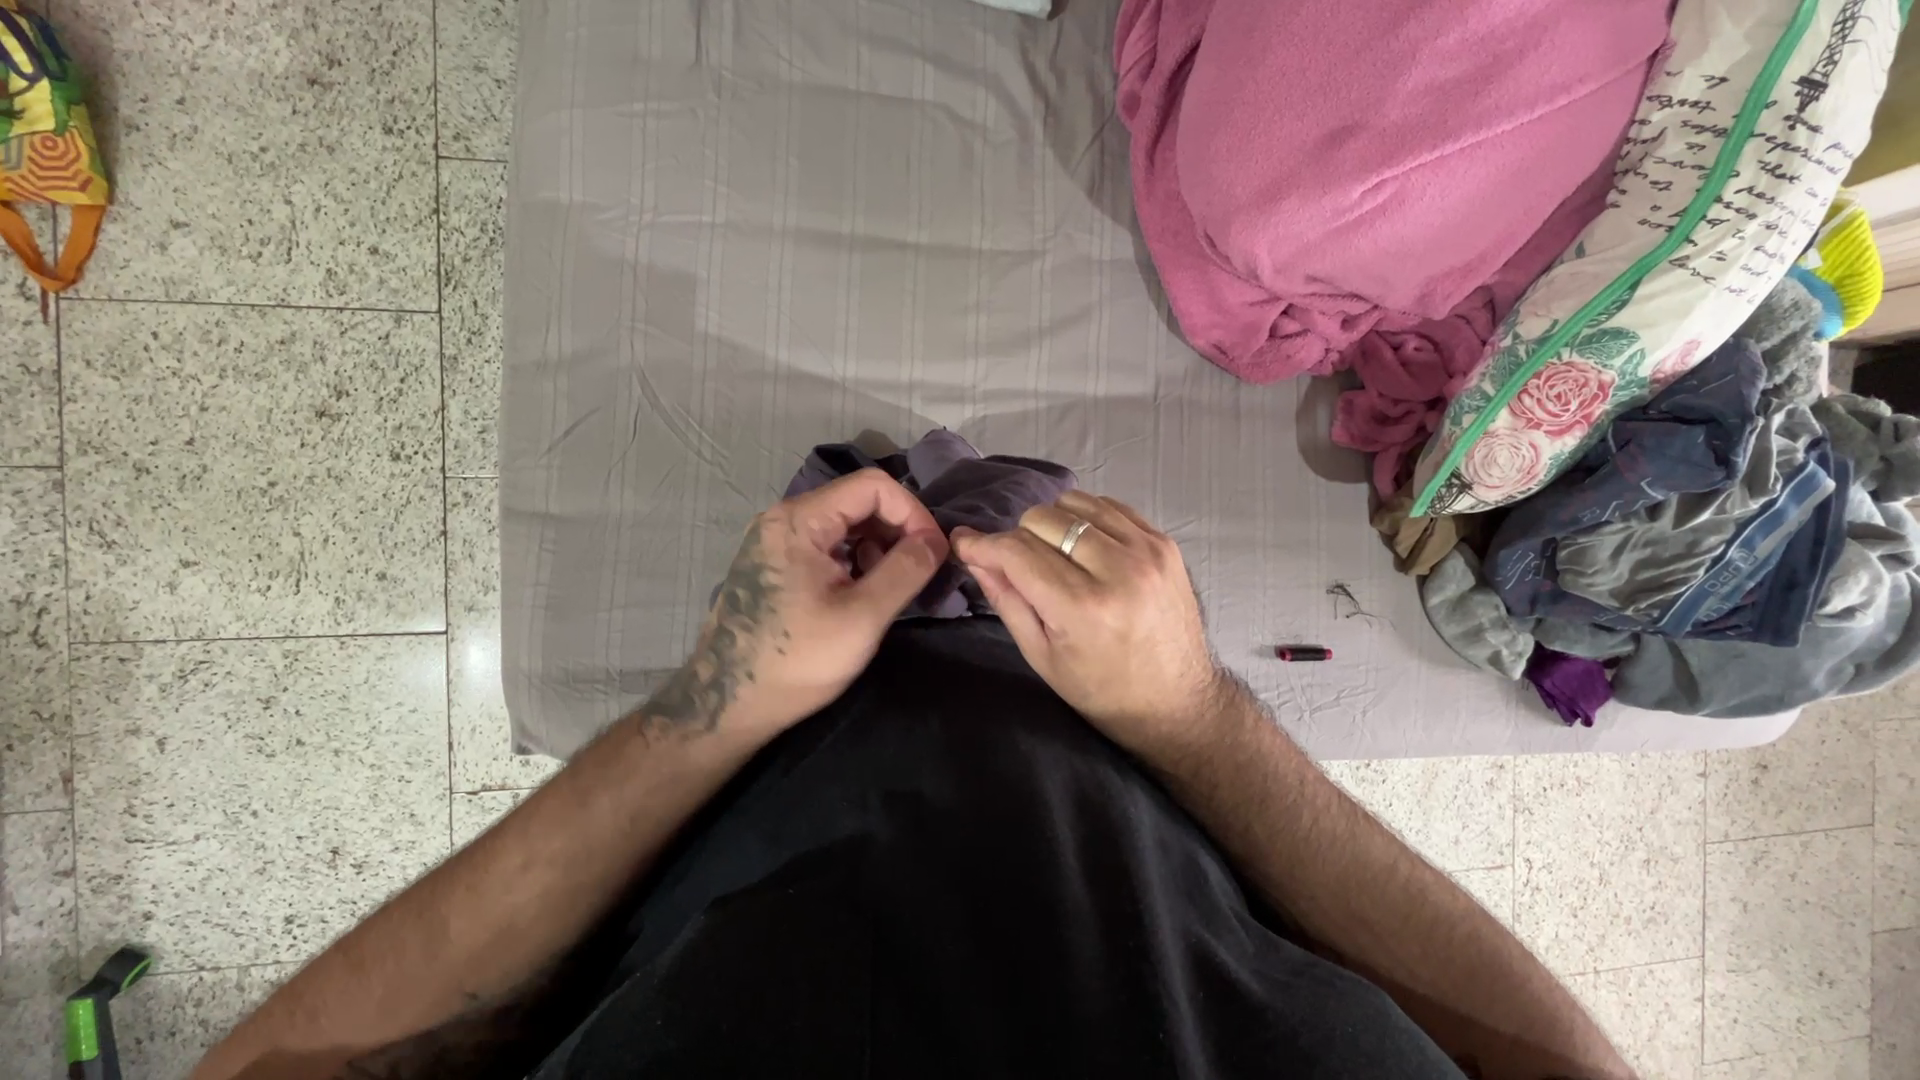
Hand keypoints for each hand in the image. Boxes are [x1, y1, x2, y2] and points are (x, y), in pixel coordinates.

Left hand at [644, 469, 948, 744]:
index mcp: (800, 520)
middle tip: (922, 570)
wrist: (730, 703)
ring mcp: (776, 540)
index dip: (912, 512)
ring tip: (896, 584)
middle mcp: (784, 519)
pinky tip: (866, 591)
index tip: (934, 552)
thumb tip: (936, 541)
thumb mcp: (862, 617)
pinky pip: (827, 543)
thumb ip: (905, 571)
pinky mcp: (776, 563)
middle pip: (858, 500)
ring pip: (845, 522)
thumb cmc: (797, 661)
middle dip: (898, 528)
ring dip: (879, 545)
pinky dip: (856, 557)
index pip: (873, 486)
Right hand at [952, 490, 1227, 758]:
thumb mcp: (1041, 656)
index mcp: (1083, 608)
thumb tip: (974, 555)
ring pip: (1075, 503)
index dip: (983, 544)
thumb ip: (1007, 600)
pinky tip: (1085, 547)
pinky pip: (1109, 506)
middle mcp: (1117, 571)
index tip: (964, 543)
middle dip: (1019, 538)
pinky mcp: (1164, 543)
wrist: (1177, 700)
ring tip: (1055, 555)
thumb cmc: (1101, 689)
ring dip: (1053, 523)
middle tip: (1020, 565)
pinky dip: (1086, 519)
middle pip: (1042, 519)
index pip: (1017, 552)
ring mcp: (1147, 551)